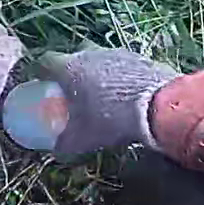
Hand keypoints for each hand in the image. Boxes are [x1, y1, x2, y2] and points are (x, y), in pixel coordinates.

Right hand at [2, 46, 177, 156]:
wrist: (162, 108)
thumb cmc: (112, 119)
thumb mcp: (83, 137)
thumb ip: (65, 142)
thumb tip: (55, 150)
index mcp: (69, 67)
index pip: (45, 61)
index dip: (41, 72)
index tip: (42, 83)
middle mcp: (90, 54)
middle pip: (74, 57)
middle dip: (72, 71)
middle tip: (75, 91)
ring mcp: (118, 53)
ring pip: (100, 60)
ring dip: (98, 73)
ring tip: (104, 95)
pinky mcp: (142, 58)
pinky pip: (124, 66)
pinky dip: (121, 77)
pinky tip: (127, 95)